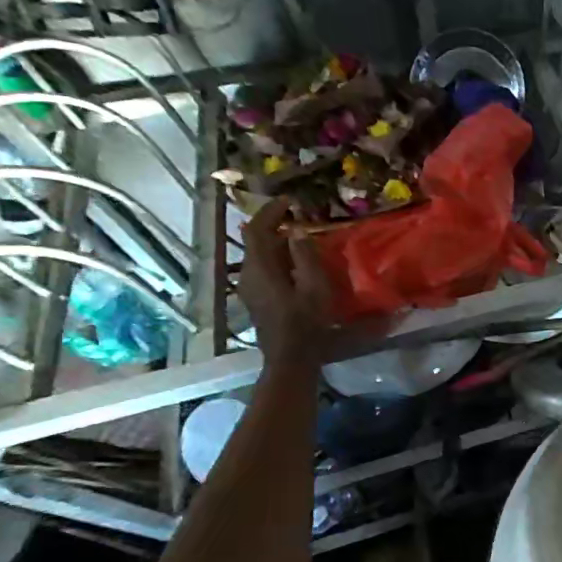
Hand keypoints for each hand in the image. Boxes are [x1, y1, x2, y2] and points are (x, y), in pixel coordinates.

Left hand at [238, 199, 339, 366]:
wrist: (290, 360)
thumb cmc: (306, 323)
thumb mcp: (314, 286)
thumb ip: (304, 255)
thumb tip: (296, 231)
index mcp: (259, 267)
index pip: (256, 228)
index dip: (271, 211)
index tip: (290, 201)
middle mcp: (247, 274)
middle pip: (255, 240)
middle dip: (275, 225)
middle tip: (299, 218)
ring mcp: (248, 288)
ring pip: (258, 255)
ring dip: (276, 243)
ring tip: (301, 239)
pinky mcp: (254, 299)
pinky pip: (261, 268)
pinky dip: (276, 258)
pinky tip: (295, 263)